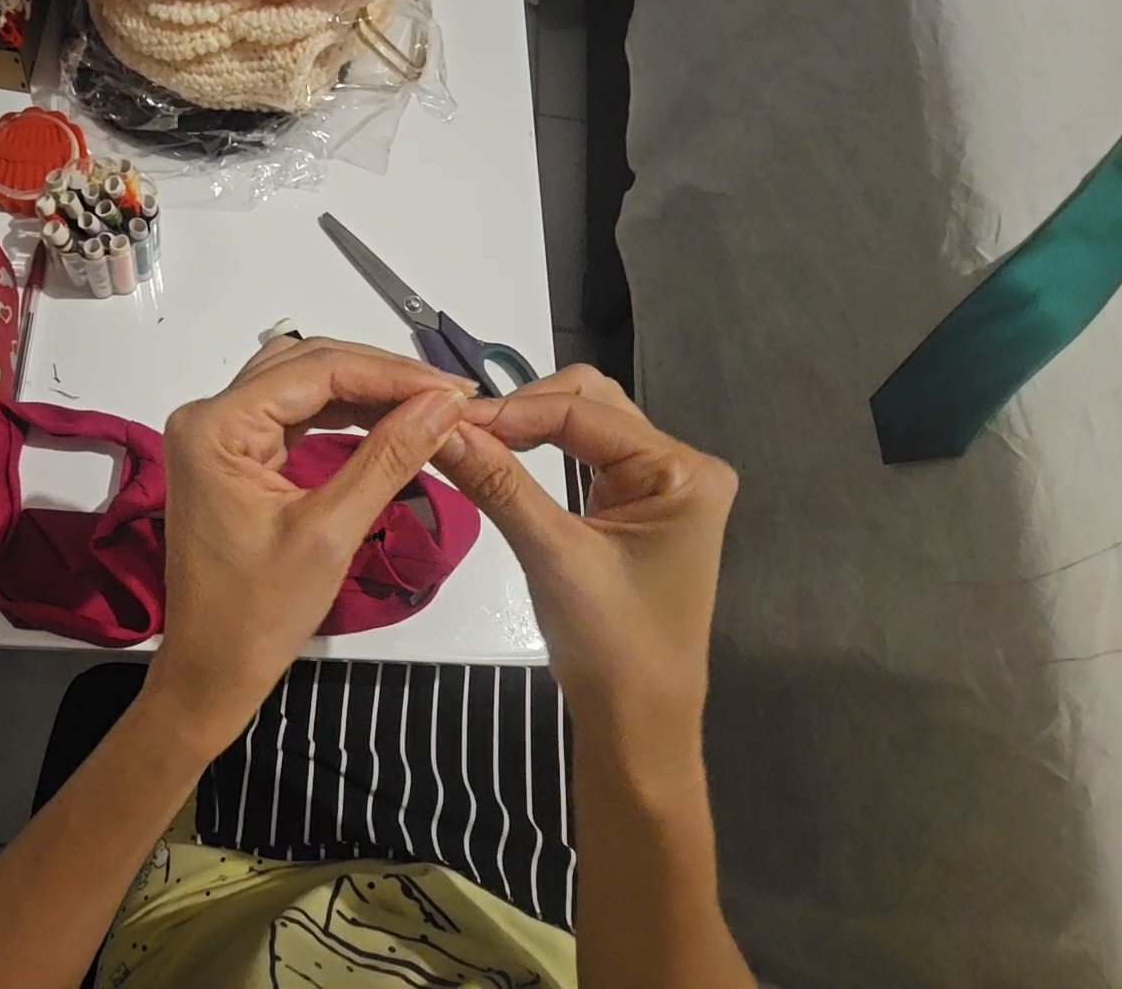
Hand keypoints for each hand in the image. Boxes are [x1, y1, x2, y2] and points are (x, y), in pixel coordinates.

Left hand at [146, 338, 476, 751]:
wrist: (212, 667)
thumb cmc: (259, 614)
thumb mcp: (330, 532)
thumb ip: (388, 458)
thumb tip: (444, 403)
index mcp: (215, 427)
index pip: (316, 370)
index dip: (391, 373)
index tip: (454, 389)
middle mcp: (208, 417)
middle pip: (305, 366)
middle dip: (378, 376)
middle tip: (445, 397)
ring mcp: (216, 435)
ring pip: (299, 384)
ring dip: (361, 390)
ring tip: (424, 404)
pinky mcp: (231, 455)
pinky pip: (290, 414)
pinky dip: (338, 413)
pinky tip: (381, 419)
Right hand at [435, 365, 737, 764]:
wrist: (636, 719)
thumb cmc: (609, 644)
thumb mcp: (551, 555)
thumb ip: (497, 484)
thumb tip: (439, 430)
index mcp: (682, 471)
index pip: (583, 412)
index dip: (510, 411)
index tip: (445, 421)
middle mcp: (680, 466)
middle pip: (590, 403)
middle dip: (524, 409)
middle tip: (463, 432)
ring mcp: (659, 485)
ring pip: (585, 424)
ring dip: (530, 426)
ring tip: (476, 441)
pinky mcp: (635, 505)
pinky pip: (584, 456)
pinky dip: (541, 450)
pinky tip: (505, 457)